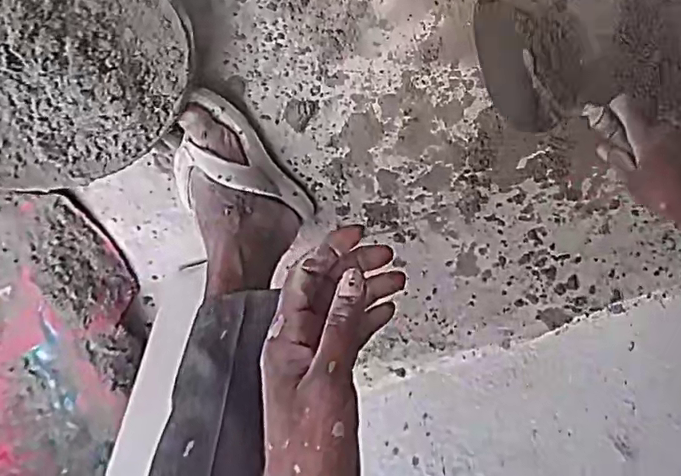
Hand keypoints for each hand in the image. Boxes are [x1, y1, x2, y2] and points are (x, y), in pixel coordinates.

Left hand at [260, 225, 405, 475]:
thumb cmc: (306, 448)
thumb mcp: (327, 375)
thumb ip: (340, 323)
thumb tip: (351, 277)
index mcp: (286, 339)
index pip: (305, 278)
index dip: (330, 250)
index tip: (355, 233)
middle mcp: (298, 344)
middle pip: (327, 288)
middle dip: (355, 265)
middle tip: (384, 253)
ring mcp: (314, 358)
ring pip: (342, 307)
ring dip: (368, 288)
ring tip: (394, 277)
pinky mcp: (331, 374)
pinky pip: (351, 331)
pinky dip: (369, 316)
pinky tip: (385, 308)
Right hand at [595, 94, 680, 237]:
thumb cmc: (668, 196)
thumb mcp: (633, 182)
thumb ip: (616, 159)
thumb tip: (604, 147)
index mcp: (645, 133)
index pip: (624, 105)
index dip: (613, 111)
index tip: (608, 123)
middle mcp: (664, 128)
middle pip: (641, 120)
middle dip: (632, 135)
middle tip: (627, 157)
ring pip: (657, 132)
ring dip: (649, 144)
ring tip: (648, 170)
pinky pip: (672, 141)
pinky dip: (665, 151)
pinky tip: (665, 172)